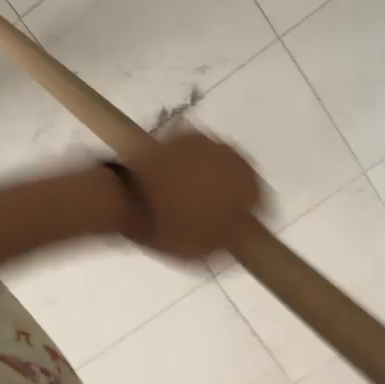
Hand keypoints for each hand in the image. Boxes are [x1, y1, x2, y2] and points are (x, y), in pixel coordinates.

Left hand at [120, 132, 262, 260]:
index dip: (243, 214)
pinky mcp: (178, 134)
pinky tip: (173, 176)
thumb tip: (243, 232)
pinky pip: (190, 151)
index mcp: (249, 186)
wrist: (124, 197)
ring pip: (215, 161)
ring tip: (186, 192)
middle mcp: (234, 157)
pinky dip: (186, 162)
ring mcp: (205, 142)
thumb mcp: (206, 250)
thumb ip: (233, 238)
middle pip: (238, 176)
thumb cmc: (169, 228)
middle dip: (227, 190)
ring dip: (207, 173)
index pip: (260, 201)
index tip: (228, 224)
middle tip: (205, 208)